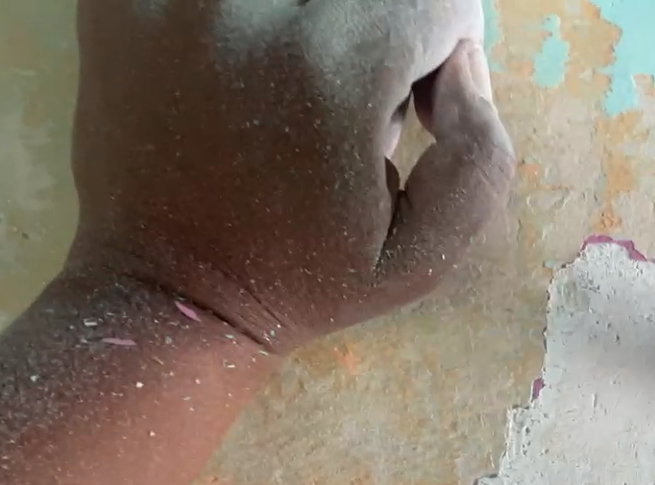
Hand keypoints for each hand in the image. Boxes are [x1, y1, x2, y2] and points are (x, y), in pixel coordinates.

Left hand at [68, 0, 514, 350]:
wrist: (174, 287)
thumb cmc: (309, 283)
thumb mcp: (424, 260)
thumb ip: (480, 162)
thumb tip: (461, 67)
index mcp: (330, 71)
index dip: (451, 54)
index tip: (424, 117)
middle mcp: (247, 3)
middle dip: (395, 31)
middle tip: (367, 106)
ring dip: (334, 21)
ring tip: (308, 88)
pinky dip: (269, 21)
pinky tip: (253, 72)